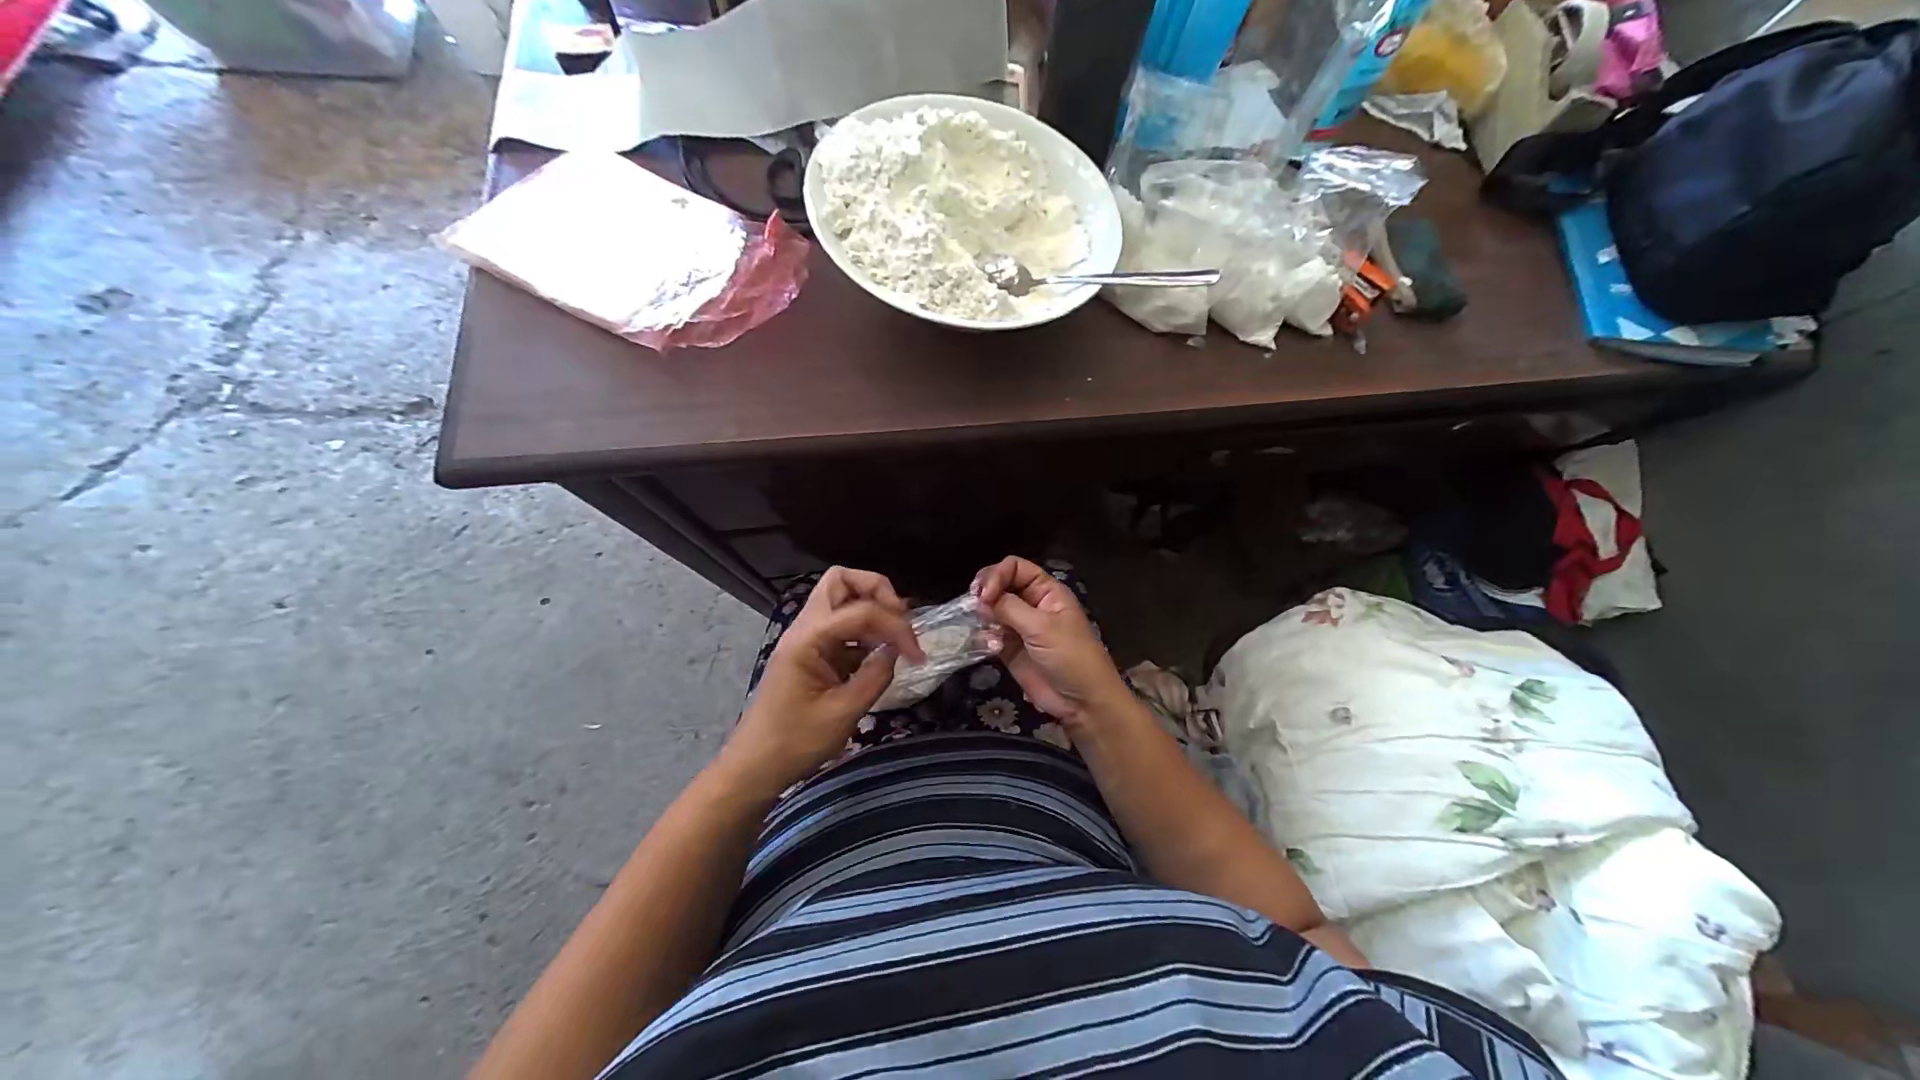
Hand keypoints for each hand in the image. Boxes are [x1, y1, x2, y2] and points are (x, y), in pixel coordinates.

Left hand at [722, 567, 924, 794]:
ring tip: (894, 638)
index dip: (896, 626)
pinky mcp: (810, 653)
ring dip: (870, 608)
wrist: (755, 766)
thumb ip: (875, 677)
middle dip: (877, 591)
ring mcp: (806, 639)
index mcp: (807, 639)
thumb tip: (896, 652)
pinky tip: (878, 654)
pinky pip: (840, 625)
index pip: (861, 610)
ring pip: (840, 598)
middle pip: (841, 581)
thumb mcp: (843, 713)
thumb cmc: (795, 743)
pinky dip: (863, 630)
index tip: (918, 656)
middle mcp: (804, 628)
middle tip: (899, 622)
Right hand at [973, 557, 1130, 727]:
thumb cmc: (1070, 657)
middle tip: (974, 605)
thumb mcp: (1043, 627)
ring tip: (982, 628)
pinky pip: (989, 634)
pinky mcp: (1010, 649)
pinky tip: (989, 646)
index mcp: (1046, 591)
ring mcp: (1019, 627)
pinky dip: (984, 637)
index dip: (996, 575)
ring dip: (982, 615)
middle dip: (985, 592)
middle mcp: (1031, 604)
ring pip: (991, 610)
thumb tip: (982, 599)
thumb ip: (1010, 608)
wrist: (1082, 701)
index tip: (985, 595)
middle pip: (1000, 585)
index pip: (1015, 568)